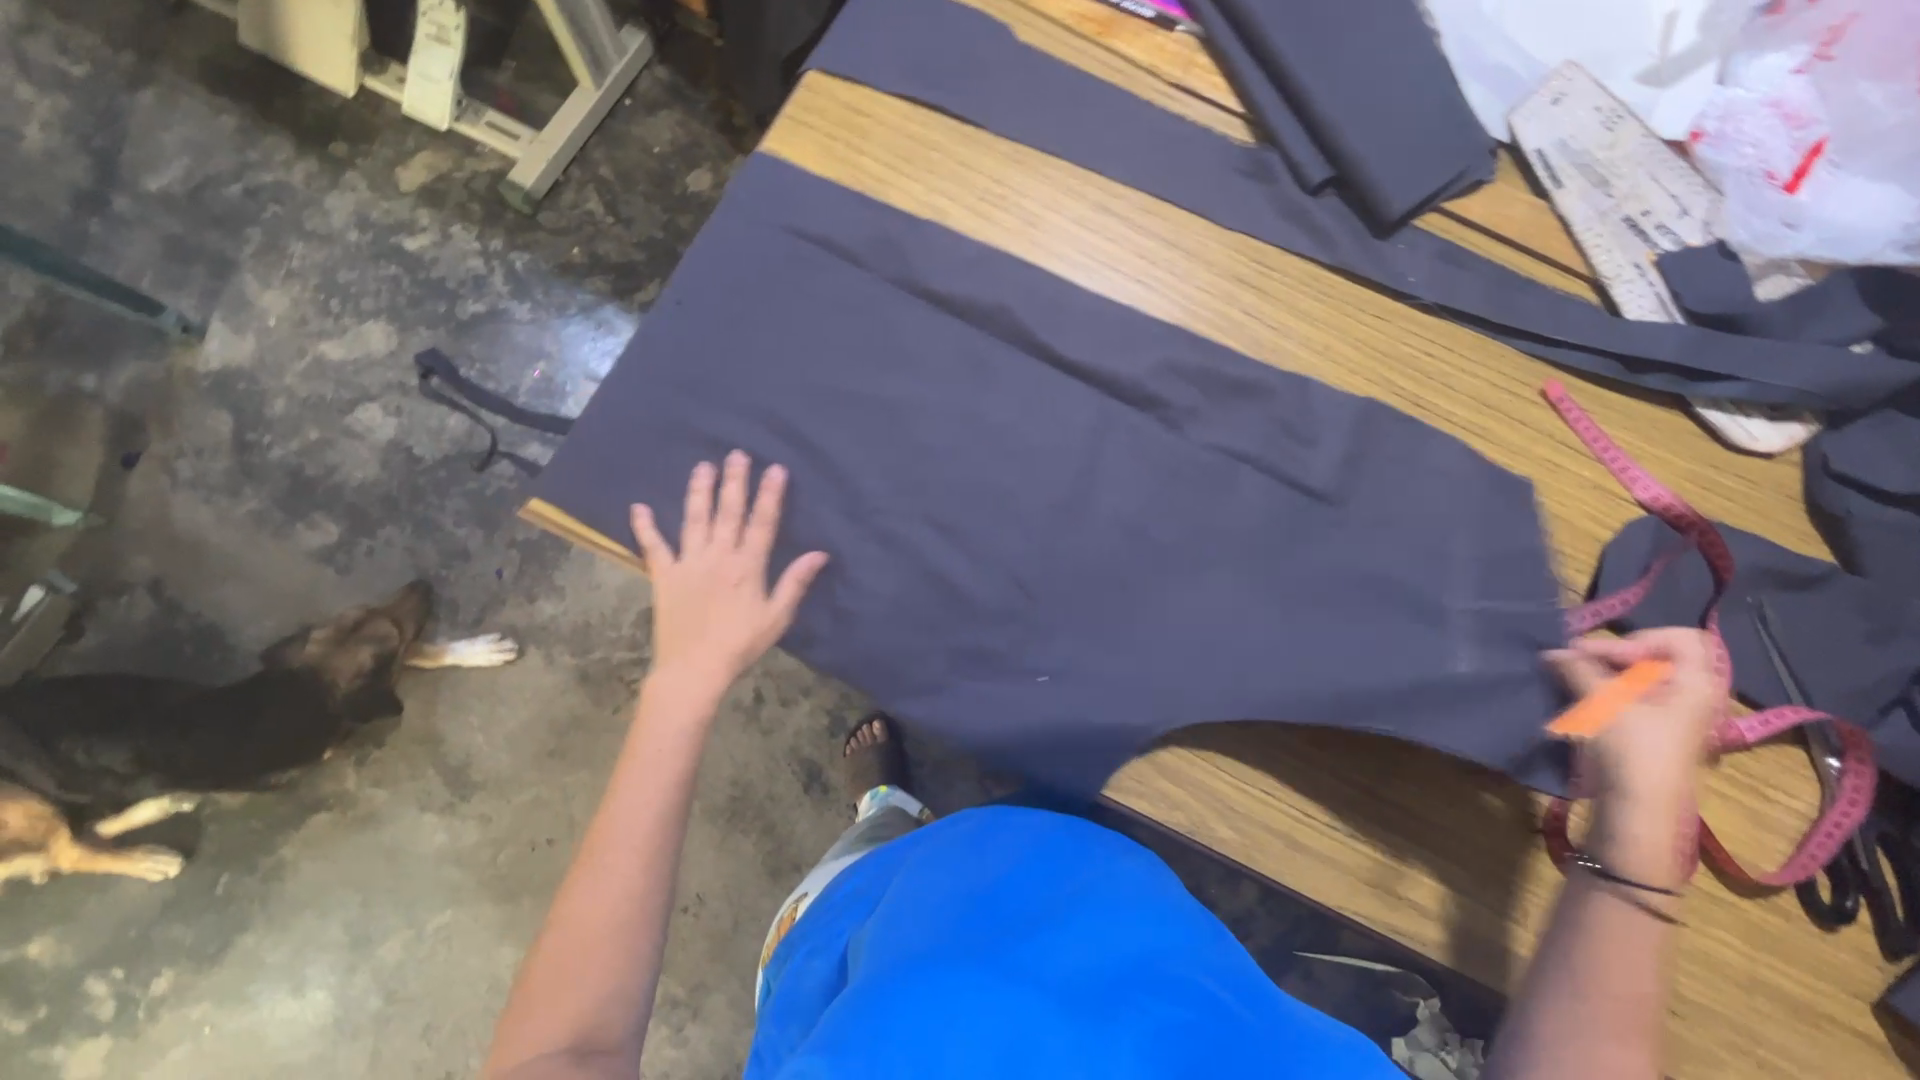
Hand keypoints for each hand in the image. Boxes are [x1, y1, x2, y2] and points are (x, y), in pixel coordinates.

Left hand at [630, 451, 829, 702]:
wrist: (694, 669)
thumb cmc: (740, 645)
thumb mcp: (776, 617)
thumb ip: (795, 582)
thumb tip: (820, 553)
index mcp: (747, 566)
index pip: (762, 522)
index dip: (770, 494)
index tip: (775, 468)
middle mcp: (718, 556)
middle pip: (728, 512)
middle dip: (734, 481)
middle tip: (737, 454)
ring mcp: (688, 563)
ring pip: (695, 518)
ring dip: (699, 491)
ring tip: (703, 466)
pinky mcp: (663, 575)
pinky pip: (653, 546)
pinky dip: (645, 527)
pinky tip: (638, 507)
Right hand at [1546, 628, 1722, 805]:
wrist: (1636, 809)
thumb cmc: (1630, 749)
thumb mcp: (1602, 702)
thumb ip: (1577, 669)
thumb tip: (1553, 651)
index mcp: (1696, 684)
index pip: (1679, 639)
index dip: (1639, 640)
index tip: (1603, 657)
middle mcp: (1691, 696)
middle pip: (1654, 657)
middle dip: (1609, 656)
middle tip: (1571, 662)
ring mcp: (1672, 716)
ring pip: (1636, 679)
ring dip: (1600, 675)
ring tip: (1567, 680)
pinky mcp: (1650, 732)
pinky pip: (1629, 699)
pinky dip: (1602, 693)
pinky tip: (1576, 699)